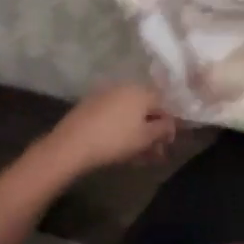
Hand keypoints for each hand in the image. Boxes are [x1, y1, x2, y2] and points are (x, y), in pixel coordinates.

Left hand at [42, 83, 176, 171]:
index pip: (164, 104)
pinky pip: (114, 116)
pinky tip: (121, 147)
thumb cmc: (115, 140)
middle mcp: (125, 87)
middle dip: (152, 131)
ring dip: (137, 133)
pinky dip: (121, 129)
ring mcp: (105, 95)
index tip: (167, 144)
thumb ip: (164, 128)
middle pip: (146, 109)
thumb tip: (171, 123)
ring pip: (129, 114)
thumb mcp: (146, 137)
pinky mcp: (90, 105)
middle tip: (154, 153)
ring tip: (138, 156)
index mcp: (141, 91)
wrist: (72, 144)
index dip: (169, 125)